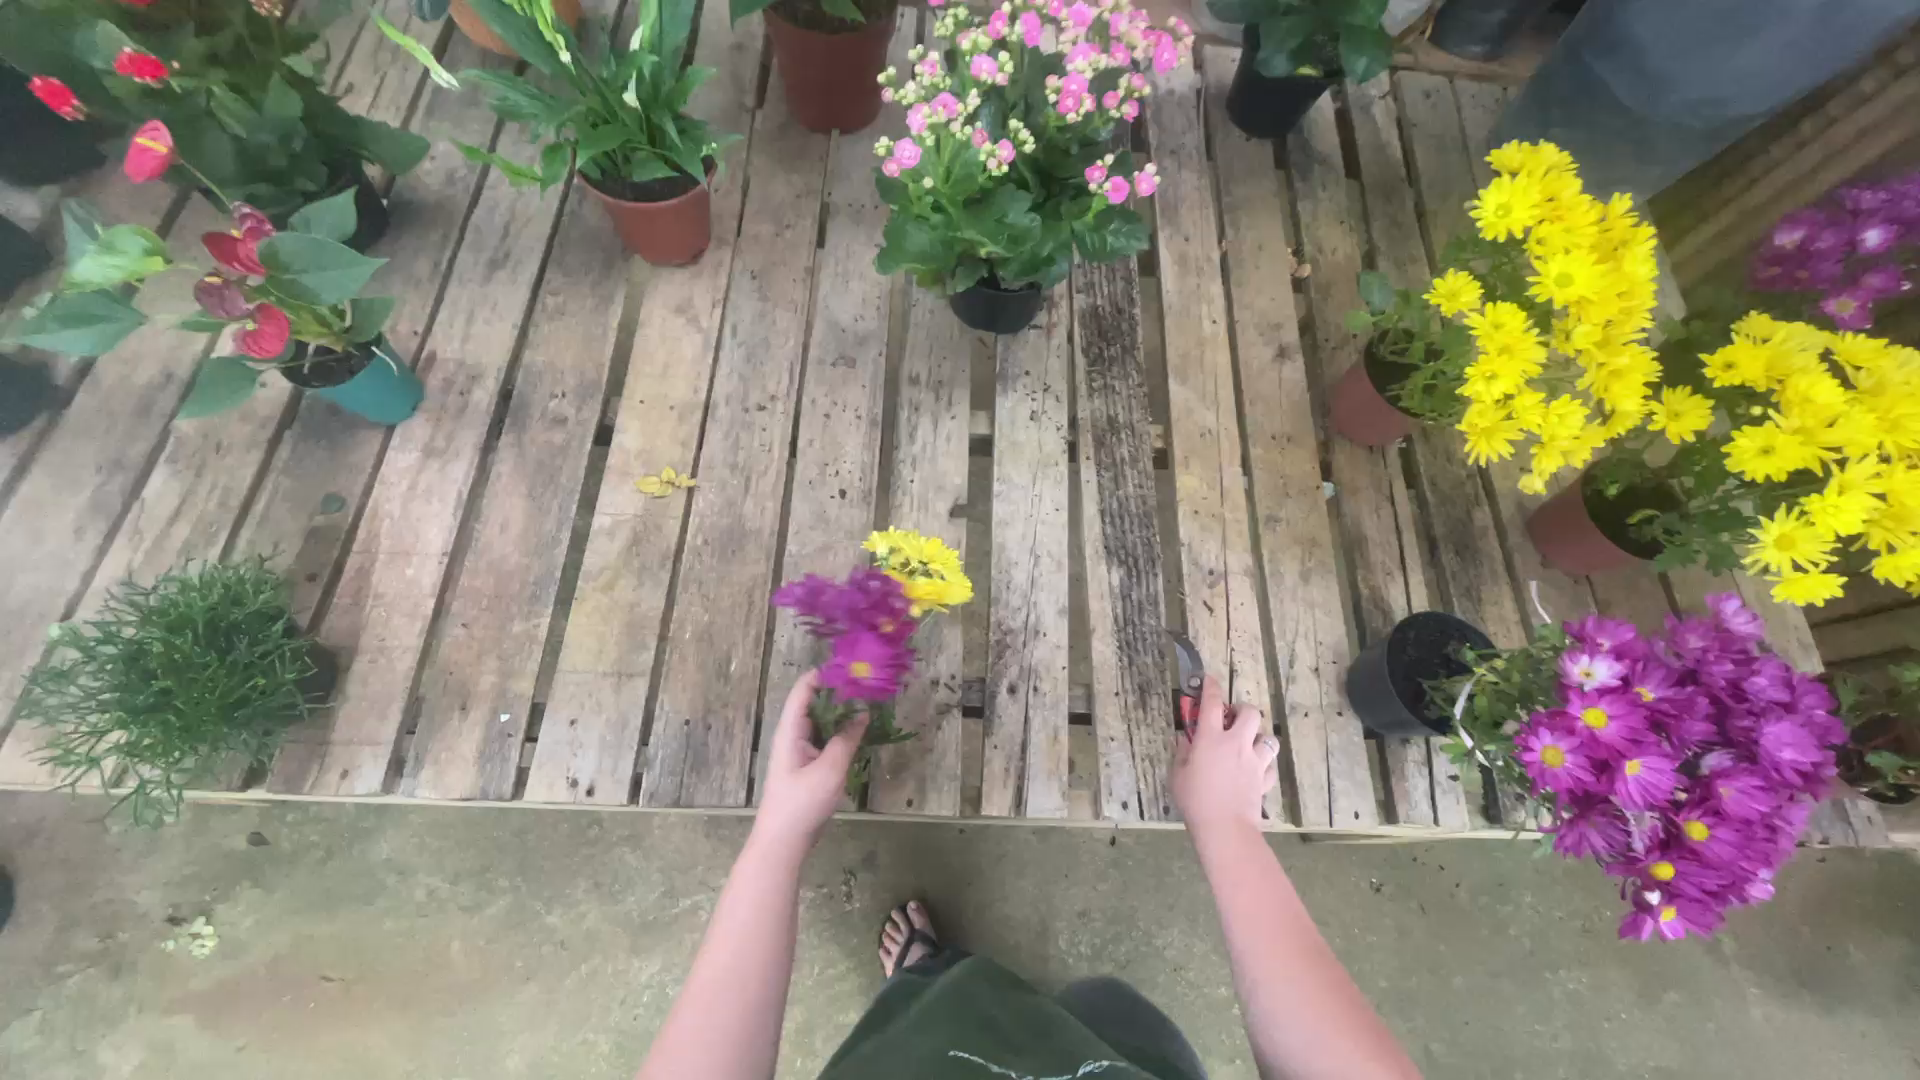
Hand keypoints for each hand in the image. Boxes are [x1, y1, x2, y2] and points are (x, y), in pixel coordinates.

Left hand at [754, 671, 868, 851]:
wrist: (783, 842)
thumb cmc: (802, 804)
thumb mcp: (829, 770)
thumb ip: (847, 739)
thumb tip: (862, 712)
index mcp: (791, 730)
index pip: (804, 689)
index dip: (825, 674)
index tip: (852, 667)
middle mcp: (794, 735)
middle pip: (815, 703)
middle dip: (840, 692)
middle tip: (868, 684)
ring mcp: (801, 751)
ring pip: (823, 722)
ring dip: (843, 712)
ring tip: (870, 702)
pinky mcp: (809, 766)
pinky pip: (826, 739)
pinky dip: (842, 731)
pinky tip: (861, 731)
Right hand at [1171, 675, 1278, 836]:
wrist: (1225, 827)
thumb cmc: (1195, 800)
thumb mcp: (1178, 774)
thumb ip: (1182, 753)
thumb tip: (1185, 740)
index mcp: (1211, 738)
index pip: (1212, 703)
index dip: (1210, 687)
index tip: (1208, 679)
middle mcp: (1236, 744)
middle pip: (1250, 713)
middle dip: (1243, 710)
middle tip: (1233, 718)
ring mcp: (1254, 762)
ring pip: (1268, 738)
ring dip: (1259, 738)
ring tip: (1249, 745)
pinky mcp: (1264, 780)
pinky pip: (1270, 766)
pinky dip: (1264, 765)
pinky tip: (1255, 770)